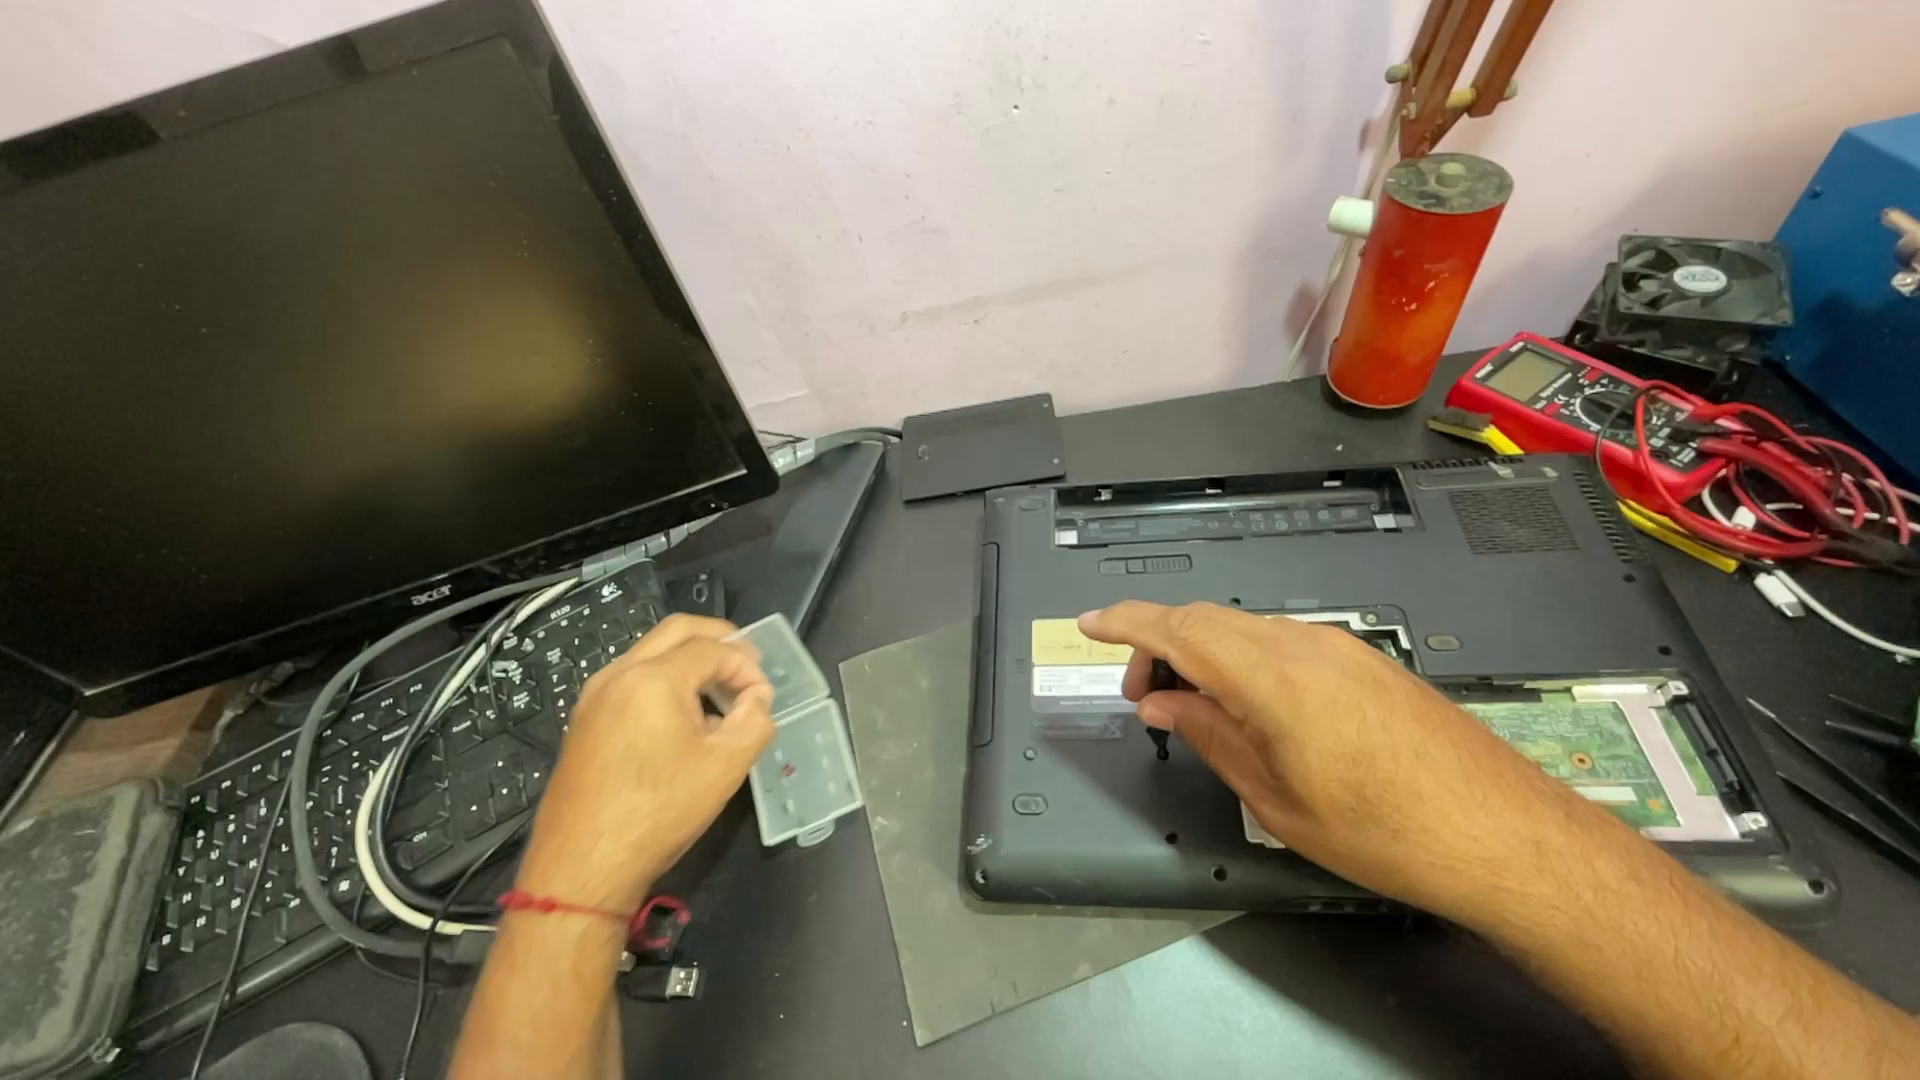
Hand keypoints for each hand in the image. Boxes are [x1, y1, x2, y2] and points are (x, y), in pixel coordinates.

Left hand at [513, 614, 773, 912]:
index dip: (746, 664)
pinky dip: (665, 681)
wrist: (582, 866)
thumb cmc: (659, 812)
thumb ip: (755, 721)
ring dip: (690, 660)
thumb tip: (758, 698)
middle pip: (677, 631)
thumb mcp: (725, 767)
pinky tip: (683, 719)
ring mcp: (594, 697)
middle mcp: (617, 674)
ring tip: (720, 694)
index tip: (763, 695)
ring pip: (651, 652)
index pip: (712, 648)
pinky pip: (632, 679)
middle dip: (719, 640)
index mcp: (652, 679)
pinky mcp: (584, 722)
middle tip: (747, 664)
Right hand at [1077, 601, 1620, 919]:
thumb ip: (1208, 735)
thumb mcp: (1272, 797)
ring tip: (1191, 706)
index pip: (1177, 629)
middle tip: (1143, 699)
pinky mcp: (1361, 658)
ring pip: (1241, 627)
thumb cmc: (1382, 831)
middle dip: (1158, 646)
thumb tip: (1162, 704)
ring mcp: (1337, 645)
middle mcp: (1302, 644)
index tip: (1089, 625)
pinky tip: (1244, 702)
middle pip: (1204, 619)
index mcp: (1271, 676)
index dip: (1125, 623)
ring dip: (1201, 652)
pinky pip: (1278, 640)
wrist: (1503, 834)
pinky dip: (1240, 658)